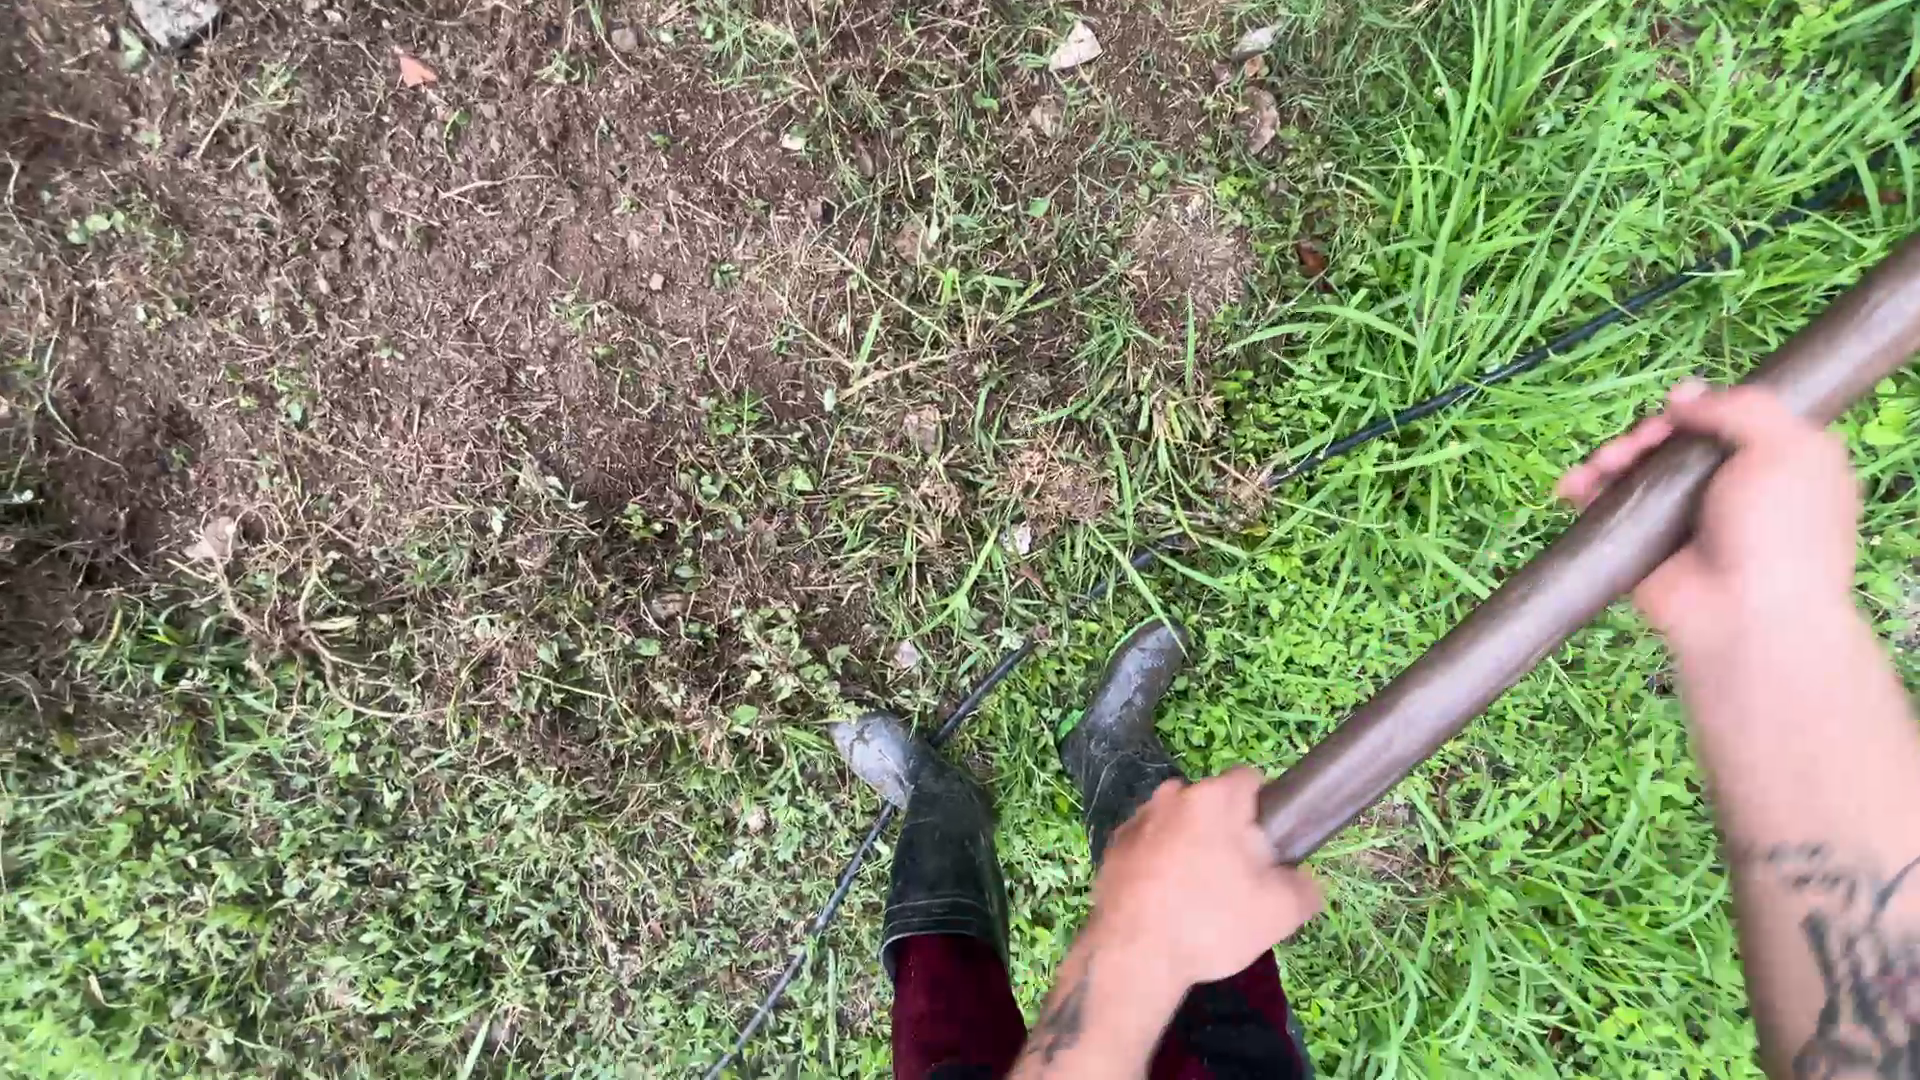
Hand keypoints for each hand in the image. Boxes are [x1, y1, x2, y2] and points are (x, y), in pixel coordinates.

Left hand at [1088, 767, 1321, 987]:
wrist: (1133, 951)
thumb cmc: (1209, 921)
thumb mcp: (1278, 913)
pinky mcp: (1115, 843)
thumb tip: (1303, 878)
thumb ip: (1303, 886)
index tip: (1270, 843)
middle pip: (1213, 803)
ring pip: (1180, 822)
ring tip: (1200, 893)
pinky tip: (1166, 897)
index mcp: (1212, 799)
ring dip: (1192, 845)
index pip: (1250, 780)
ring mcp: (1137, 817)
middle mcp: (1171, 795)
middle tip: (1239, 877)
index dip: (1267, 808)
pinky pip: (1151, 842)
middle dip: (1228, 831)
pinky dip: (1161, 860)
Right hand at [1555, 380, 1859, 657]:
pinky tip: (1569, 486)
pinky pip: (1598, 503)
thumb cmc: (1779, 529)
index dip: (1695, 408)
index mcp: (1771, 462)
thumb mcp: (1788, 451)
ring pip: (1629, 469)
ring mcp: (1674, 513)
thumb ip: (1743, 410)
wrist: (1740, 608)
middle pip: (1669, 442)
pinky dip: (1580, 489)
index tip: (1675, 406)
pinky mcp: (1634, 536)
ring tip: (1599, 466)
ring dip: (1608, 458)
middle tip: (1637, 443)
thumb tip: (1685, 394)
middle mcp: (1721, 485)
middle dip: (1644, 435)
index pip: (1724, 420)